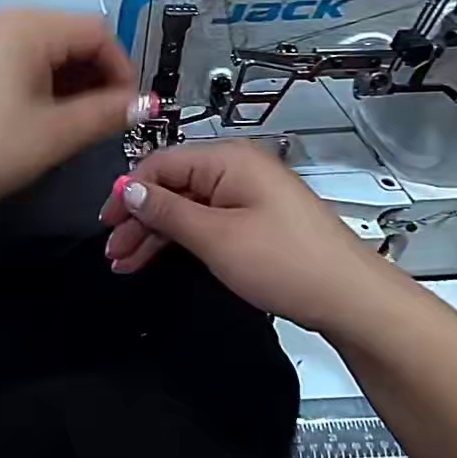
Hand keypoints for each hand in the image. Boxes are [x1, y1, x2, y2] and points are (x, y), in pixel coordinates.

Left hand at [0, 8, 137, 218]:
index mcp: (24, 25)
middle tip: (109, 116)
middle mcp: (0, 18)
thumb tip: (146, 103)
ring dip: (71, 79)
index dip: (123, 68)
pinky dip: (41, 80)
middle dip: (97, 73)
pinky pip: (18, 57)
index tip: (132, 107)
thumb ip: (109, 112)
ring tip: (79, 120)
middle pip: (69, 34)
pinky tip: (45, 113)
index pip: (96, 30)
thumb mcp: (56, 133)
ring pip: (44, 47)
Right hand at [97, 142, 394, 331]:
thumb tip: (128, 189)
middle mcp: (237, 168)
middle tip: (113, 250)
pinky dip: (182, 239)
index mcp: (229, 159)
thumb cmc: (287, 263)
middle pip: (173, 185)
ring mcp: (246, 194)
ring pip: (187, 206)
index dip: (129, 190)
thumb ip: (167, 210)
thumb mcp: (215, 237)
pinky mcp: (254, 219)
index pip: (162, 162)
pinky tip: (156, 257)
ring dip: (155, 232)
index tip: (106, 221)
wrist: (350, 298)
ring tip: (125, 262)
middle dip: (139, 217)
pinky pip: (206, 220)